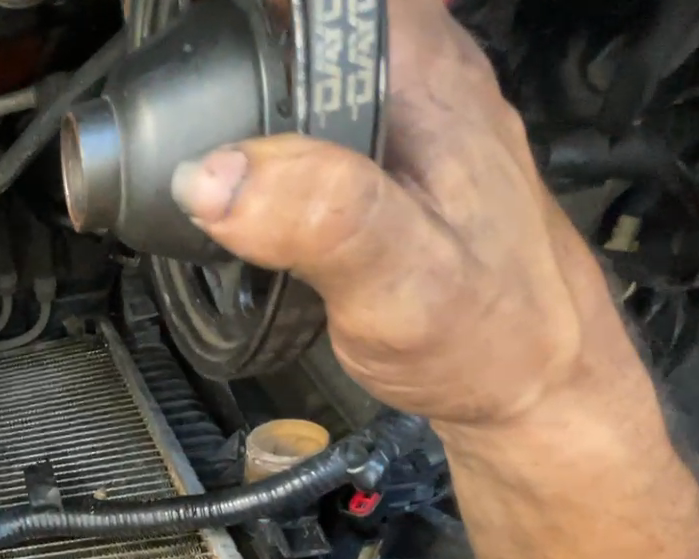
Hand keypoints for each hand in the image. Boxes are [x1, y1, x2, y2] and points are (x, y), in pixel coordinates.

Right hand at [168, 0, 638, 431]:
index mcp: (421, 78)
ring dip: (240, 102)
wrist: (527, 380)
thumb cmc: (485, 332)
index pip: (320, 5)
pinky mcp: (384, 166)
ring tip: (192, 155)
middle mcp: (417, 81)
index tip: (190, 75)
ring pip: (301, 72)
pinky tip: (241, 189)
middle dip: (229, 62)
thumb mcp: (397, 279)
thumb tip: (213, 176)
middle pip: (300, 29)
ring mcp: (402, 122)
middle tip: (171, 122)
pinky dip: (262, 143)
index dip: (247, 24)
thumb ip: (316, 216)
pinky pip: (308, 125)